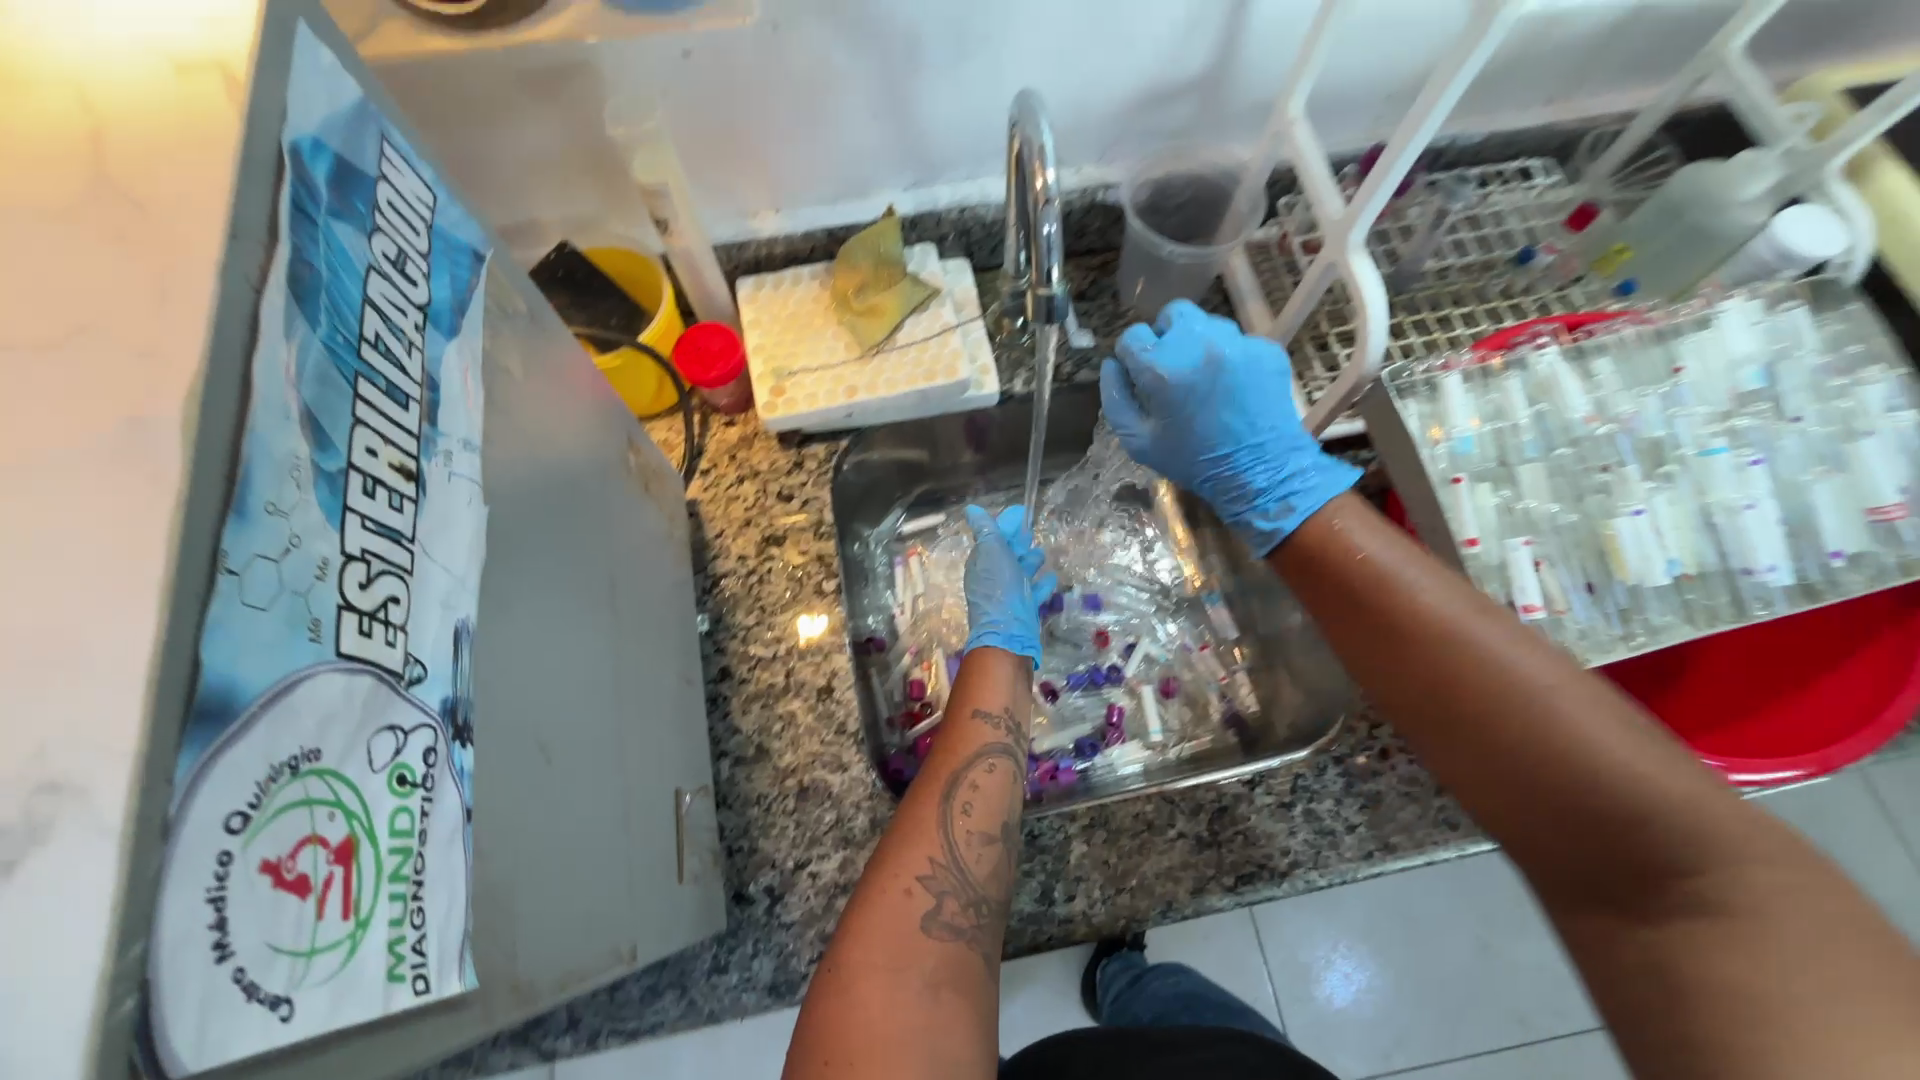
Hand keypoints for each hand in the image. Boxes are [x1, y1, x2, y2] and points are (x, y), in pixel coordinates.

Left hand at [962, 505, 1058, 666]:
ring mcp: (1009, 595)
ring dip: (1030, 561)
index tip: (1021, 513)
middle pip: (1007, 554)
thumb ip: (985, 530)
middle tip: (1030, 531)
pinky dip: (1042, 584)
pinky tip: (1051, 578)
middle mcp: (993, 577)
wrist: (1009, 634)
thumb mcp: (991, 553)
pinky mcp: (1023, 609)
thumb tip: (971, 509)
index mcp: (983, 562)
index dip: (1006, 524)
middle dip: (1017, 542)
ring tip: (1041, 553)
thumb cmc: (1000, 589)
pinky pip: (1033, 592)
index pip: (993, 537)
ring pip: (1021, 572)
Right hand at [1099, 299, 1360, 555]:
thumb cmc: (1191, 460)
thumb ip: (1115, 398)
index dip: (1132, 356)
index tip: (1140, 375)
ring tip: (1203, 375)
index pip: (1132, 335)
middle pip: (1171, 314)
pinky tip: (1232, 385)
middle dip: (1165, 336)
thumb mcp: (1138, 441)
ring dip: (1197, 341)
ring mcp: (1235, 342)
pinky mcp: (1265, 348)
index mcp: (1160, 367)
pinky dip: (1229, 356)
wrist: (1260, 472)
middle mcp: (1197, 343)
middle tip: (1171, 367)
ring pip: (1206, 322)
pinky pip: (1237, 340)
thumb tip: (1111, 365)